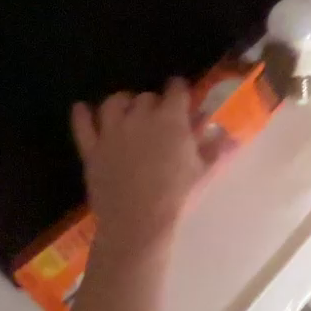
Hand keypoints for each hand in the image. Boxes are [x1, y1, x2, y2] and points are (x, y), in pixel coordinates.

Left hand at [72, 79, 226, 255]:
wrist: (138, 221)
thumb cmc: (176, 193)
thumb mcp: (202, 169)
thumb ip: (215, 147)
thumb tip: (229, 134)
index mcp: (171, 118)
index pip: (176, 89)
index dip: (179, 90)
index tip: (181, 96)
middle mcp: (140, 117)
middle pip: (146, 97)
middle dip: (153, 104)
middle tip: (158, 119)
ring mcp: (112, 131)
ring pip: (113, 103)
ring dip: (122, 103)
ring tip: (126, 110)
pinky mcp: (92, 149)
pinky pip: (83, 125)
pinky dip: (82, 115)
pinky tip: (82, 108)